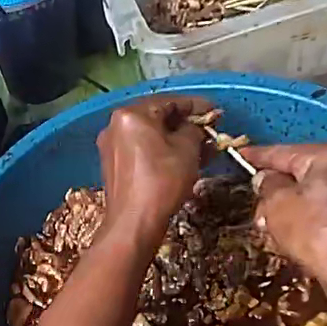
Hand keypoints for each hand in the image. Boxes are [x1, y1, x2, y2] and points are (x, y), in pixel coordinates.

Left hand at [97, 95, 210, 241]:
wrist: (134, 224)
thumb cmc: (162, 182)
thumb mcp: (187, 150)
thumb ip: (194, 130)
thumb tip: (195, 127)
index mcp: (131, 114)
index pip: (169, 101)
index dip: (196, 106)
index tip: (214, 112)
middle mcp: (115, 126)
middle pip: (156, 117)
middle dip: (185, 125)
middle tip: (209, 132)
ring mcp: (111, 146)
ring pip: (149, 136)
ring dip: (175, 140)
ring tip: (200, 150)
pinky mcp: (113, 165)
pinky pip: (141, 150)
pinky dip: (161, 152)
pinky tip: (180, 161)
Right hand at [241, 142, 326, 302]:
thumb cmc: (321, 234)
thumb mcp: (279, 207)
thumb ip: (267, 187)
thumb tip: (266, 179)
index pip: (285, 151)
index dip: (258, 156)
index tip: (240, 155)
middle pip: (304, 173)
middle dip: (277, 191)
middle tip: (256, 211)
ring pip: (318, 195)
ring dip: (294, 210)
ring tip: (275, 231)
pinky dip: (314, 222)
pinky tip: (301, 241)